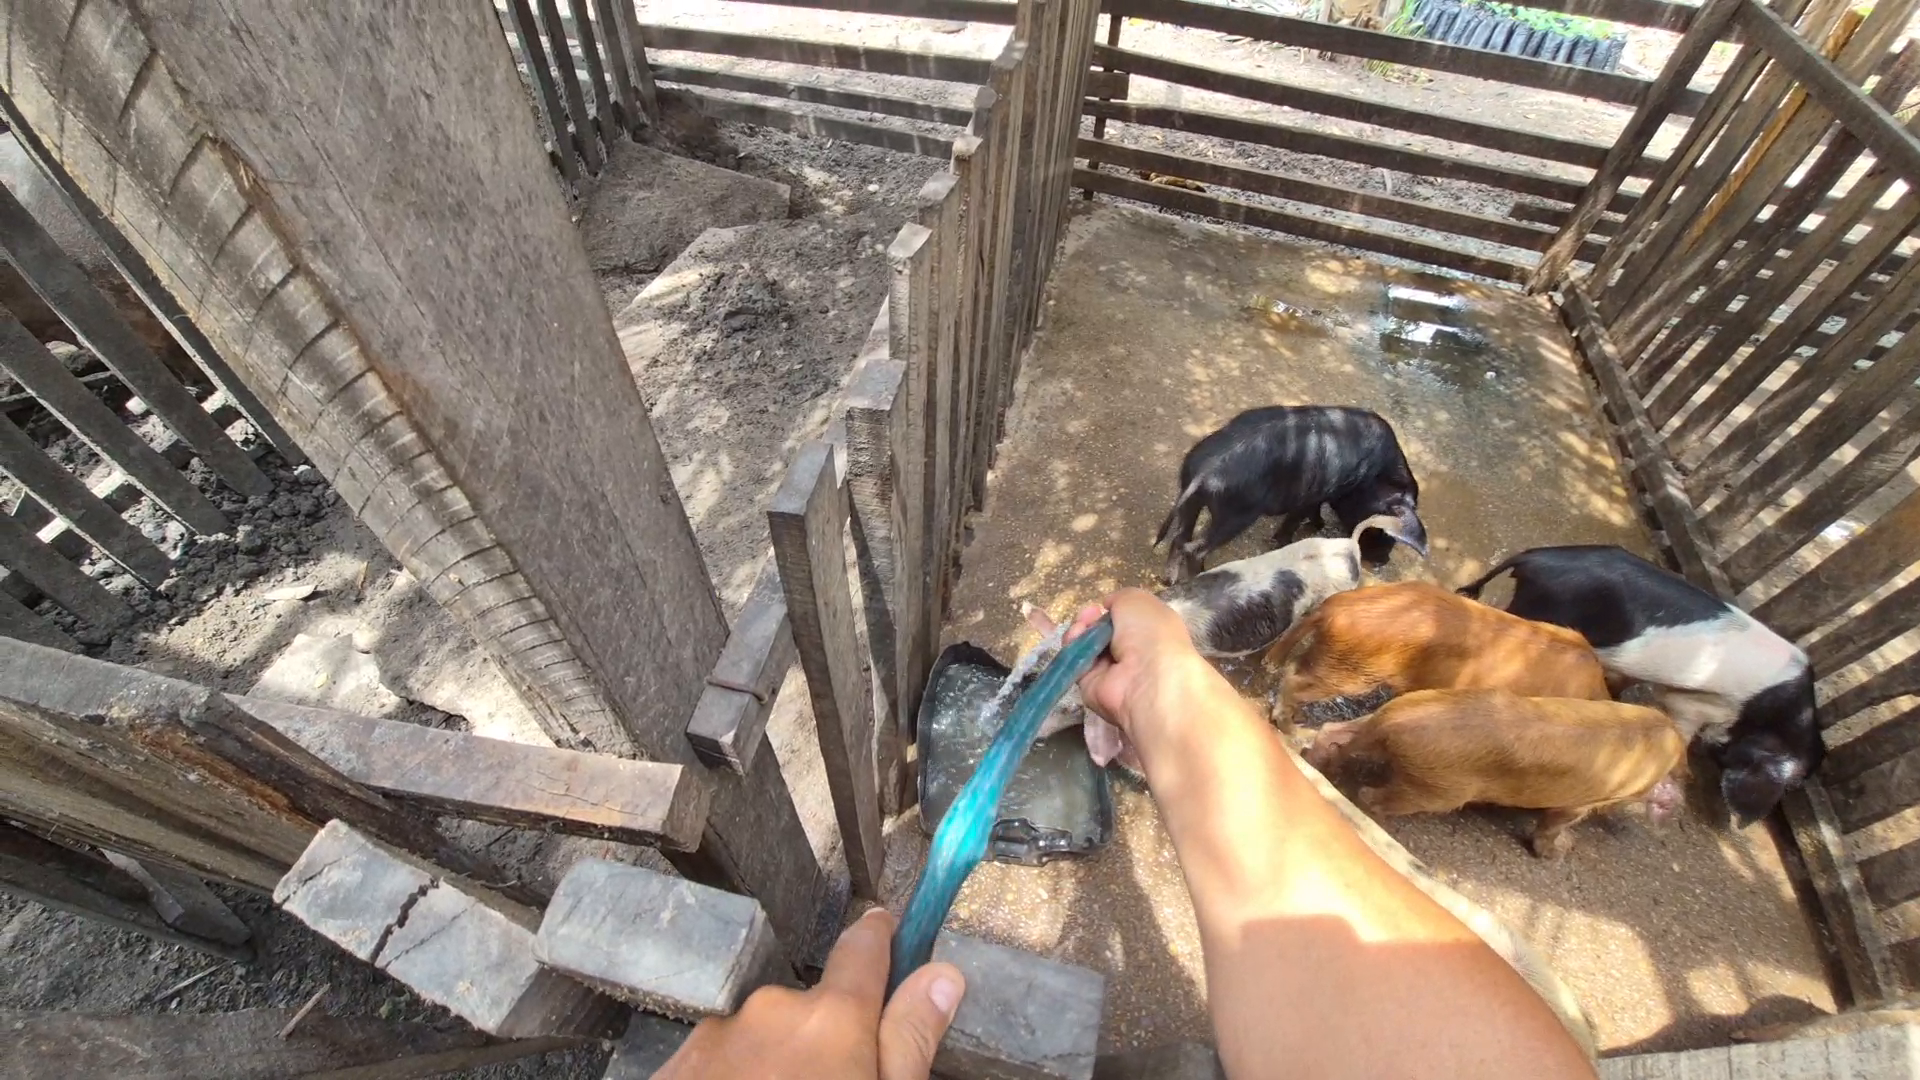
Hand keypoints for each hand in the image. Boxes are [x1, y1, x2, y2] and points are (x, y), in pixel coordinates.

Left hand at [652, 908, 964, 1079]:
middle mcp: (771, 1009)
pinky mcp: (673, 1070)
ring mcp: (714, 1038)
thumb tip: (943, 974)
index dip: (878, 936)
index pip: (863, 947)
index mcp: (831, 1017)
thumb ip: (910, 1041)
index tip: (886, 928)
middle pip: (810, 1007)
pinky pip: (716, 1063)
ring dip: (772, 1066)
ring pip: (760, 1037)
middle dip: (822, 1038)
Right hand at [1064, 588, 1209, 739]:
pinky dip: (1072, 646)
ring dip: (1080, 629)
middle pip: (1102, 632)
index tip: (1104, 604)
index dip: (1112, 610)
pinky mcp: (1091, 685)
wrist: (1146, 678)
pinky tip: (1076, 637)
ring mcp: (1111, 671)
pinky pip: (1076, 661)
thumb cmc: (1151, 633)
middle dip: (1092, 619)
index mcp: (1151, 634)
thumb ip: (1120, 598)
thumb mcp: (1138, 600)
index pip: (1126, 621)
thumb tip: (1107, 605)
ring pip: (1086, 645)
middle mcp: (1132, 654)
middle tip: (1090, 614)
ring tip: (1082, 625)